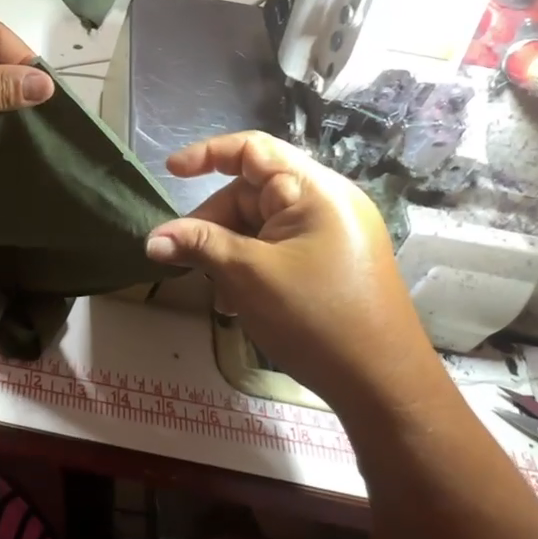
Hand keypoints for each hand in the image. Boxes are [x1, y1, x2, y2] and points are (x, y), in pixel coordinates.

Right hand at [144, 132, 436, 403]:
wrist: (385, 388)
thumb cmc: (315, 318)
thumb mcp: (246, 276)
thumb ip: (197, 246)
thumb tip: (152, 239)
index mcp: (314, 190)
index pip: (252, 149)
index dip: (207, 154)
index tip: (170, 174)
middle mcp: (329, 202)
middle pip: (252, 191)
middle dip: (214, 222)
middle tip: (184, 256)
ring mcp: (336, 233)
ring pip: (262, 223)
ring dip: (230, 249)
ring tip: (216, 289)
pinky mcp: (337, 261)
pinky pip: (281, 245)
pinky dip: (253, 263)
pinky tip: (238, 300)